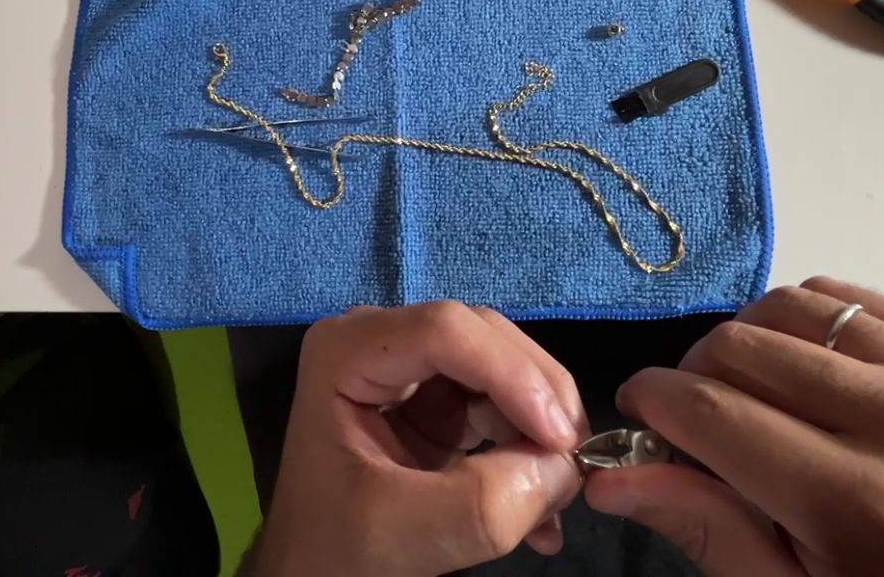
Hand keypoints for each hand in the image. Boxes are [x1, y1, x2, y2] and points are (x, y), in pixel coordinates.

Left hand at [249, 302, 587, 576]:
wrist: (310, 571)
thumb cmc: (331, 549)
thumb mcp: (394, 535)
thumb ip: (477, 505)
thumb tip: (559, 467)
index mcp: (348, 350)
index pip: (445, 330)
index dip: (510, 373)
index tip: (557, 440)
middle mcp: (381, 339)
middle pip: (480, 336)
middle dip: (534, 394)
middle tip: (572, 463)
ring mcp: (411, 365)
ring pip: (499, 363)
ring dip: (539, 423)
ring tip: (557, 494)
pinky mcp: (436, 396)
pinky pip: (499, 400)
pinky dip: (529, 444)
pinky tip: (543, 507)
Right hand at [585, 277, 883, 575]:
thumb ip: (705, 528)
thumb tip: (606, 475)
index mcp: (875, 513)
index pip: (710, 412)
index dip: (651, 402)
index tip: (637, 412)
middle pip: (738, 346)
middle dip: (692, 375)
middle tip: (697, 416)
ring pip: (782, 304)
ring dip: (745, 341)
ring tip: (754, 388)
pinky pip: (840, 295)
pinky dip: (803, 324)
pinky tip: (813, 371)